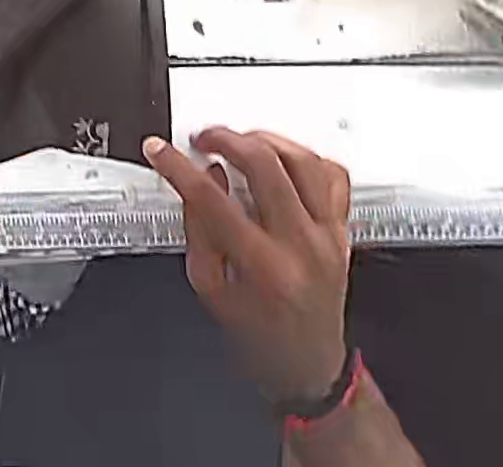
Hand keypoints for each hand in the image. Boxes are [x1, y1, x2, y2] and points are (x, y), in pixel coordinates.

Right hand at [143, 128, 352, 404]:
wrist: (306, 363)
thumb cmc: (256, 333)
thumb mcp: (208, 285)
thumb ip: (199, 227)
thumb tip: (200, 178)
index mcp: (262, 266)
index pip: (211, 199)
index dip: (177, 166)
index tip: (161, 150)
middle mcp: (301, 246)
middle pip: (264, 166)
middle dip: (225, 139)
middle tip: (203, 139)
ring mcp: (327, 235)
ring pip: (303, 160)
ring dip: (264, 140)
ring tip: (240, 141)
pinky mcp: (342, 230)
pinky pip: (334, 176)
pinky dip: (307, 157)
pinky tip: (283, 158)